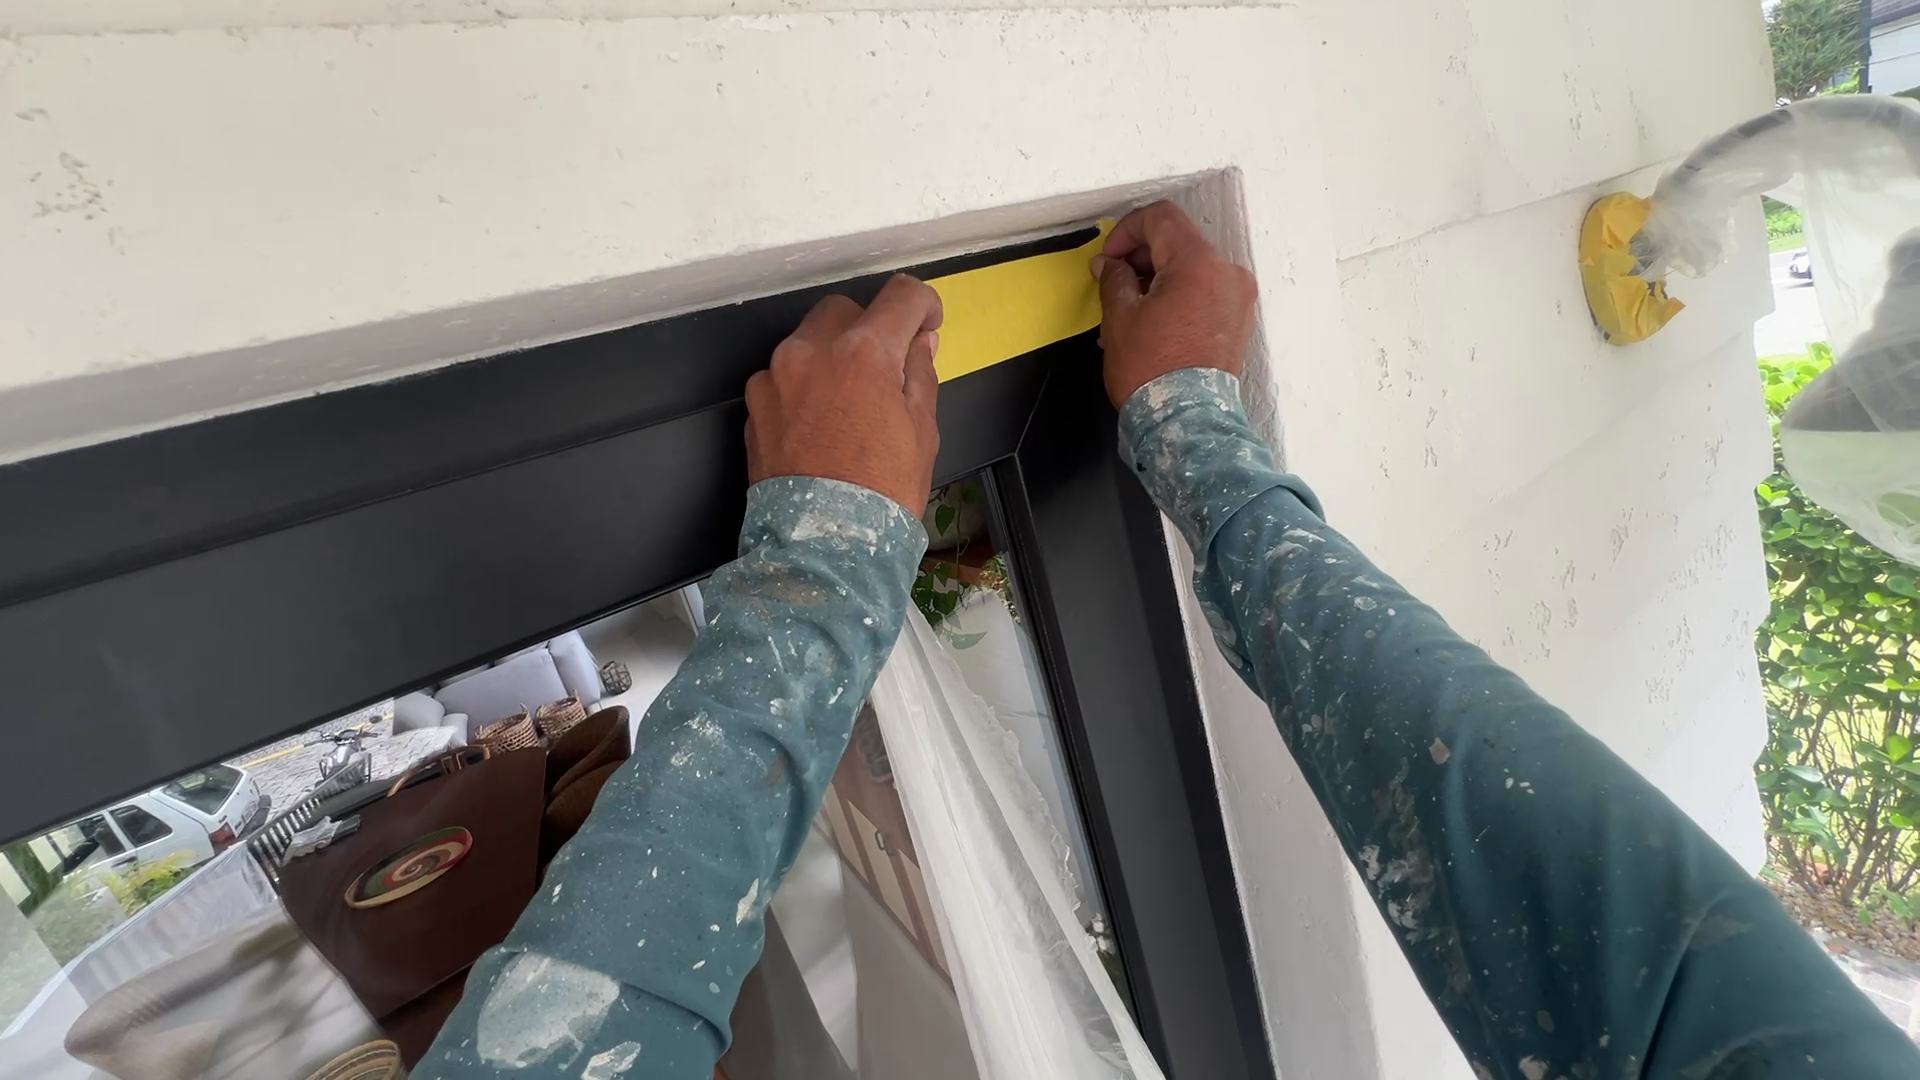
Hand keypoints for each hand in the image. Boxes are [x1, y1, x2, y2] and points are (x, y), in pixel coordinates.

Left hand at [745, 275, 942, 513]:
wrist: (824, 546)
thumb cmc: (882, 493)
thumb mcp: (922, 432)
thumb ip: (920, 374)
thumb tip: (919, 343)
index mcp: (864, 354)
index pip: (900, 296)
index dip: (923, 304)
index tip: (927, 323)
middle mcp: (811, 352)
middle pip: (846, 309)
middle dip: (871, 327)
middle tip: (889, 367)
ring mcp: (775, 377)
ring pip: (809, 340)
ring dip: (834, 355)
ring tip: (850, 402)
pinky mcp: (754, 405)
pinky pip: (784, 376)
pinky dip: (806, 385)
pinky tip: (821, 423)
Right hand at [1090, 201, 1258, 409]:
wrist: (1182, 422)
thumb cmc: (1151, 372)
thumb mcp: (1119, 319)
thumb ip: (1113, 279)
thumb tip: (1109, 265)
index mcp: (1197, 263)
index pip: (1161, 219)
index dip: (1126, 231)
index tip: (1107, 257)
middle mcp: (1226, 273)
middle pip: (1177, 244)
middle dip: (1138, 260)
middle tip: (1110, 285)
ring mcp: (1236, 299)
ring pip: (1188, 272)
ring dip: (1153, 284)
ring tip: (1123, 316)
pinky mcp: (1236, 323)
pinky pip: (1201, 296)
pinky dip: (1174, 300)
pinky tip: (1147, 327)